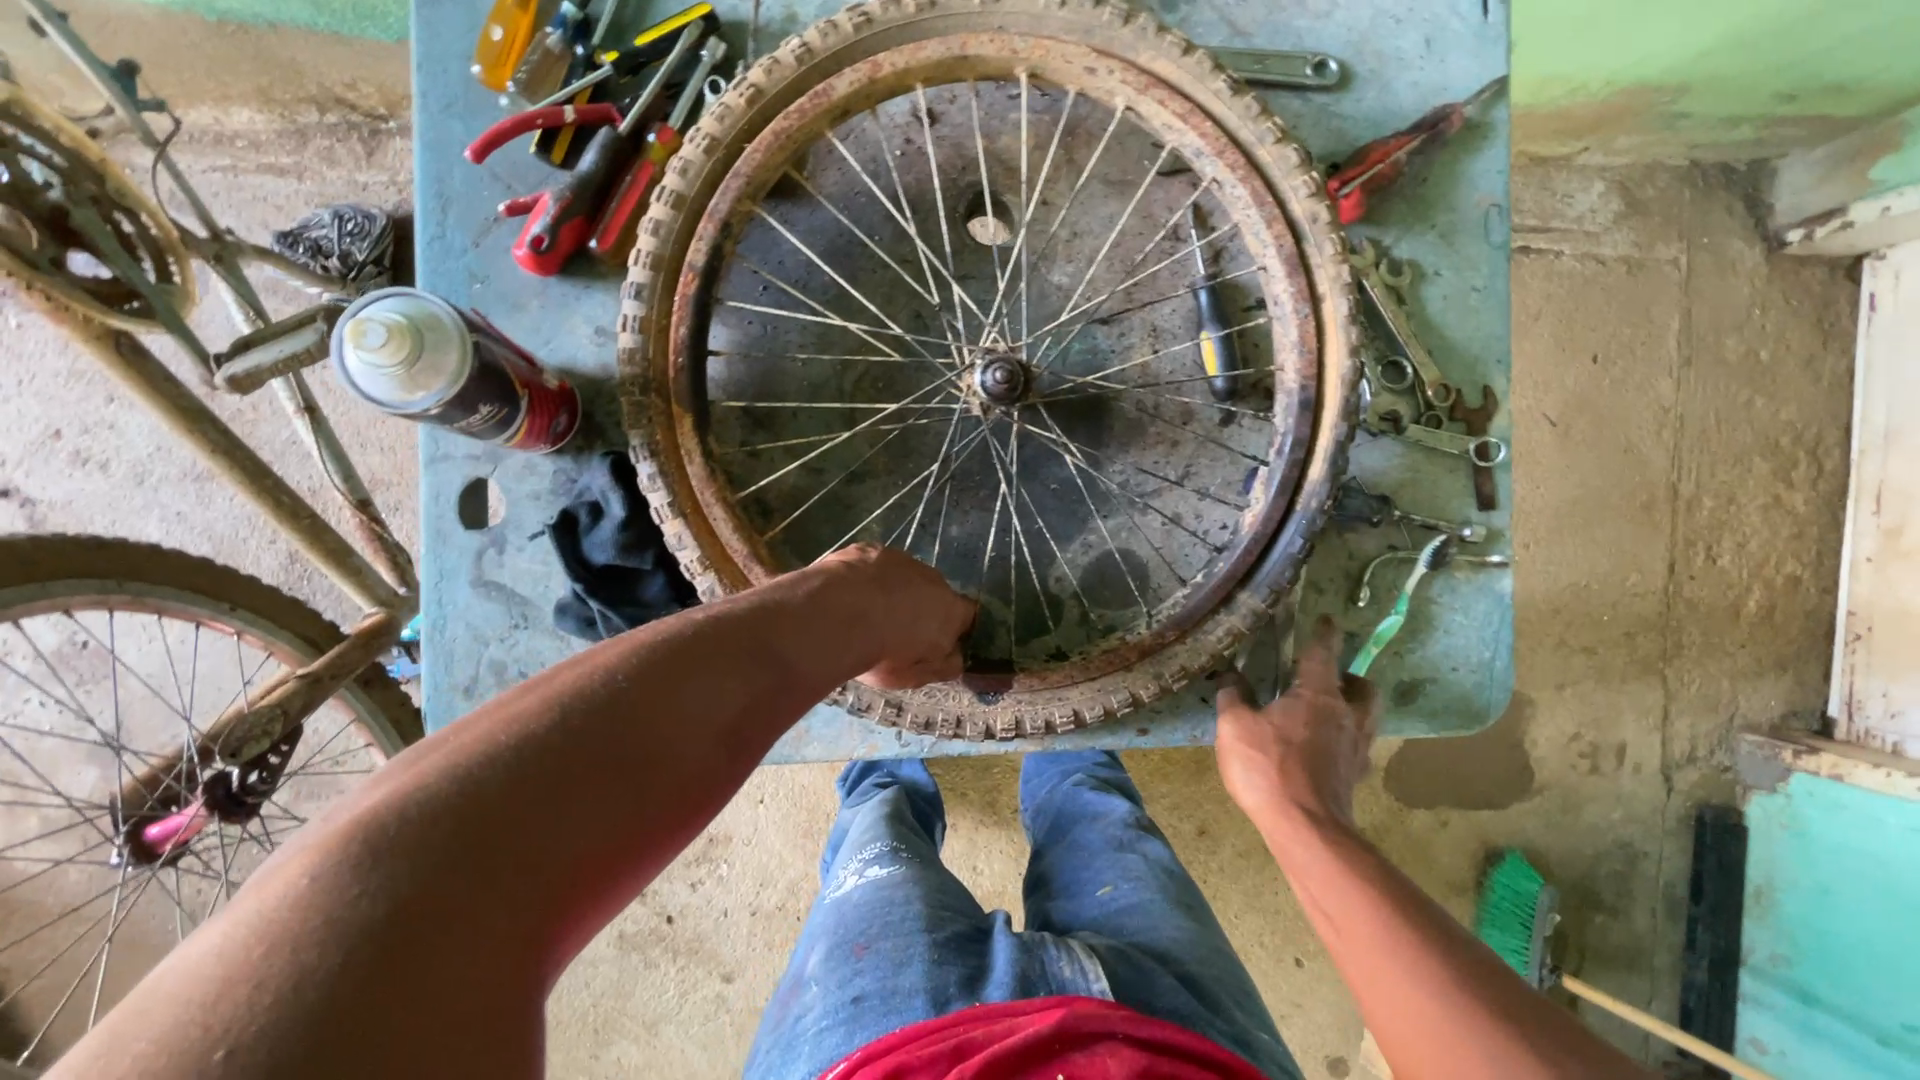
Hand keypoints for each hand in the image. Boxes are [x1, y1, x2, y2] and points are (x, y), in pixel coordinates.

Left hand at [814, 544, 974, 689]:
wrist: (834, 615)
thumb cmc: (882, 652)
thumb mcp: (916, 675)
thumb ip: (943, 666)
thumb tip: (957, 658)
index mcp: (950, 609)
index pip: (968, 615)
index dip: (955, 628)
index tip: (938, 642)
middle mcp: (931, 578)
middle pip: (934, 592)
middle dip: (921, 608)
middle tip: (896, 630)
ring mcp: (899, 559)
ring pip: (903, 576)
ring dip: (892, 590)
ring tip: (866, 612)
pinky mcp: (867, 550)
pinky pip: (873, 565)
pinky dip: (866, 578)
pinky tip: (847, 594)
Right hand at [1215, 616, 1377, 832]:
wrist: (1305, 826)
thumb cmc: (1268, 767)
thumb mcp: (1235, 727)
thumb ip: (1234, 697)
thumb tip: (1232, 676)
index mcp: (1318, 695)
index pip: (1323, 653)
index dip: (1324, 634)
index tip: (1327, 619)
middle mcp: (1346, 715)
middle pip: (1363, 687)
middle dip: (1351, 678)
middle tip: (1330, 679)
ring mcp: (1356, 748)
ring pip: (1367, 717)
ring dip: (1354, 708)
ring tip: (1330, 714)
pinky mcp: (1355, 776)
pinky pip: (1358, 748)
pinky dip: (1346, 742)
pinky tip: (1327, 751)